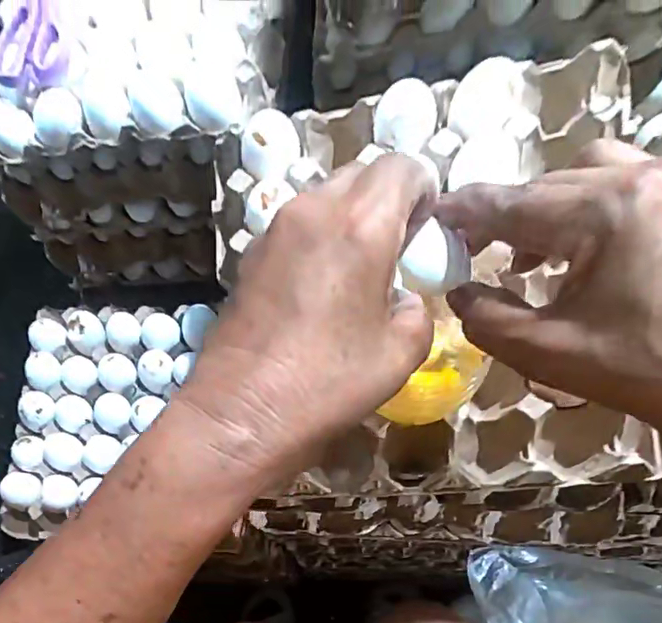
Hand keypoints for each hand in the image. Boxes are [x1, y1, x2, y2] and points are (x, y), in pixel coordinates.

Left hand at [173, 155, 435, 489]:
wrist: (237, 415)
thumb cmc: (324, 386)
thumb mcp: (398, 355)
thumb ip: (416, 311)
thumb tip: (401, 299)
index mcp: (360, 224)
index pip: (403, 167)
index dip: (423, 194)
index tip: (422, 236)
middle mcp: (311, 211)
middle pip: (359, 177)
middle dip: (384, 204)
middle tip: (391, 256)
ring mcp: (271, 233)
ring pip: (321, 201)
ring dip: (345, 224)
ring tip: (351, 279)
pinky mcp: (246, 260)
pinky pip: (292, 232)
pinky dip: (313, 246)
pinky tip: (314, 295)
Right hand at [434, 142, 661, 464]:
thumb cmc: (643, 370)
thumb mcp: (545, 351)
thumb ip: (487, 317)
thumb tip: (459, 290)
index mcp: (608, 211)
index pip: (515, 204)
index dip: (466, 213)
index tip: (432, 219)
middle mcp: (647, 174)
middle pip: (549, 183)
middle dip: (505, 216)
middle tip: (470, 251)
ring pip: (586, 173)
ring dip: (546, 207)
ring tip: (523, 255)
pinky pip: (624, 180)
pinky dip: (586, 206)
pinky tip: (572, 248)